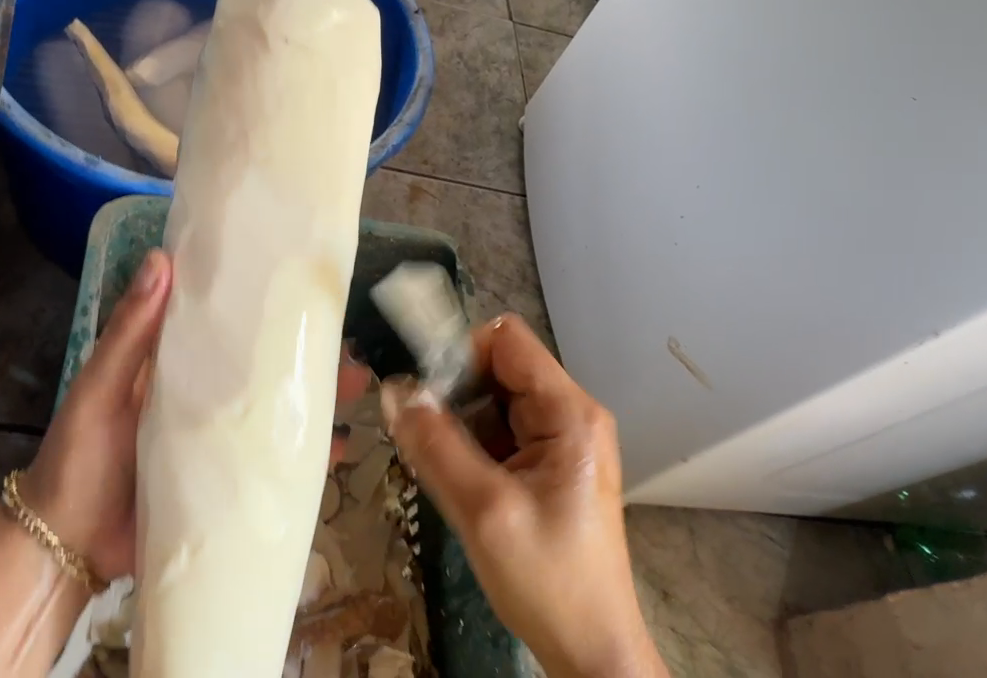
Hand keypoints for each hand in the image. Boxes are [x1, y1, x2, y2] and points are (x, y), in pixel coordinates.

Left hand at [18, 251, 376, 583]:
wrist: (64, 549)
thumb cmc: (78, 457)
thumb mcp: (100, 389)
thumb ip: (130, 333)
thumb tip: (161, 258)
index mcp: (172, 368)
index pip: (224, 329)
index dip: (263, 313)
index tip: (305, 297)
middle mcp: (201, 399)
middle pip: (261, 373)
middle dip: (305, 362)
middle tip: (348, 356)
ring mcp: (216, 443)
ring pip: (273, 414)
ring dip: (312, 403)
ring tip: (353, 396)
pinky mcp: (223, 485)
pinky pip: (269, 465)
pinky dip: (301, 458)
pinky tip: (335, 454)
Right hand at [381, 315, 665, 677]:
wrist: (592, 651)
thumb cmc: (548, 580)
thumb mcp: (483, 511)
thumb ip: (435, 445)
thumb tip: (394, 391)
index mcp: (569, 412)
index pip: (506, 340)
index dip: (461, 355)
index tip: (427, 397)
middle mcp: (569, 414)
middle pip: (497, 369)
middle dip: (455, 396)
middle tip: (427, 441)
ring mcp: (561, 440)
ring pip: (493, 401)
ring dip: (460, 426)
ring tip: (448, 472)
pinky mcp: (549, 464)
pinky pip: (500, 431)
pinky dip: (472, 447)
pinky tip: (463, 484)